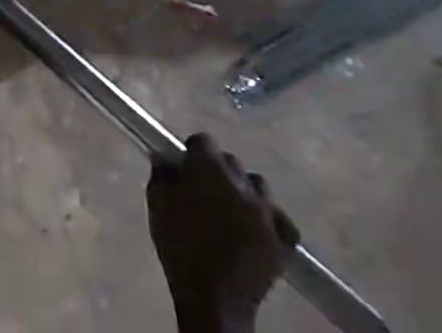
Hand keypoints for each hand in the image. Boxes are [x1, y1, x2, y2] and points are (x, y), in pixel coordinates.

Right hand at [146, 134, 297, 331]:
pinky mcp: (284, 238)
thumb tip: (165, 155)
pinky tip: (259, 229)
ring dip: (245, 191)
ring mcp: (266, 209)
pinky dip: (271, 220)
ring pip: (258, 185)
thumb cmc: (179, 248)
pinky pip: (282, 218)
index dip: (194, 152)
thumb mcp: (158, 205)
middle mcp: (241, 181)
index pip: (204, 141)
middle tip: (205, 193)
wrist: (213, 299)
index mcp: (209, 168)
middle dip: (218, 171)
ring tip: (233, 211)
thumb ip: (162, 174)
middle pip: (231, 162)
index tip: (186, 166)